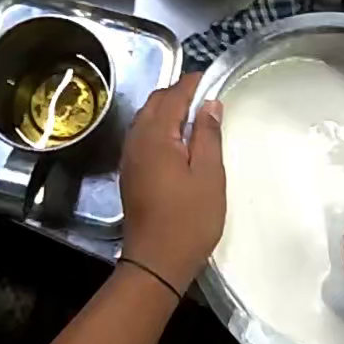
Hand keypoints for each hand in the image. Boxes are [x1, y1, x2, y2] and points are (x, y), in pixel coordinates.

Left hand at [119, 72, 224, 295]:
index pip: (173, 95)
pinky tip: (179, 141)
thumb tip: (209, 103)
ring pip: (146, 117)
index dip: (193, 84)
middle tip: (208, 99)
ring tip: (197, 118)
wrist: (155, 263)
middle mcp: (136, 140)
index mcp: (155, 136)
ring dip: (168, 110)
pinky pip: (143, 135)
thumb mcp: (209, 174)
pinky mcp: (130, 171)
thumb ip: (208, 134)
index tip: (213, 80)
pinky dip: (160, 127)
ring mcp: (129, 156)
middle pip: (155, 102)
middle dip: (179, 94)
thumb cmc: (189, 219)